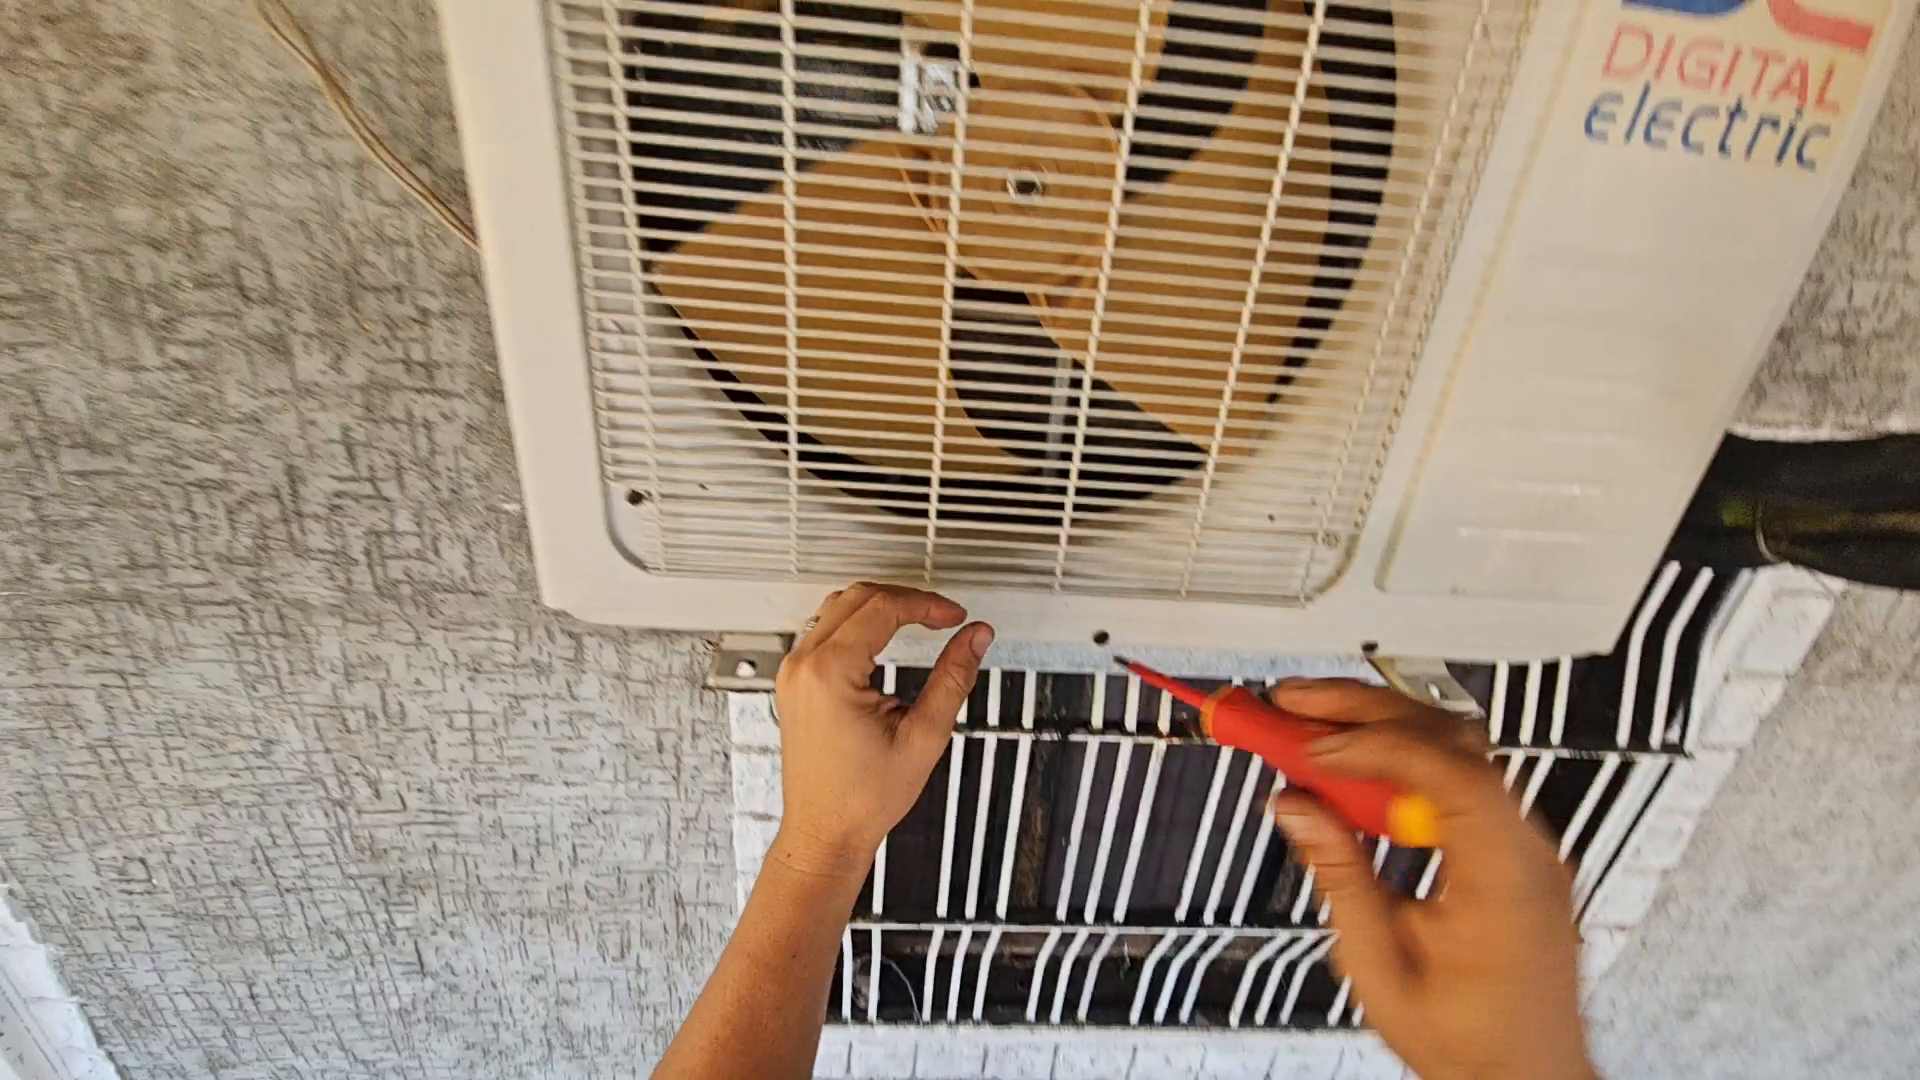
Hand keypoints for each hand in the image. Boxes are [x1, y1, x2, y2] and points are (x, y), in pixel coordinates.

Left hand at [771, 583, 993, 878]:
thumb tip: (976, 637)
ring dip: (881, 605)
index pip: (883, 608)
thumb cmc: (862, 799)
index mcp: (830, 673)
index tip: (954, 616)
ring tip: (919, 621)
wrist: (824, 833)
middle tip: (942, 616)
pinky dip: (858, 622)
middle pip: (859, 596)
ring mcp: (794, 671)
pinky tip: (885, 637)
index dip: (926, 604)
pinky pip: (825, 628)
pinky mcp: (794, 681)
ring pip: (838, 606)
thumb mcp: (924, 737)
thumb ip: (953, 678)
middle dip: (906, 599)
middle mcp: (804, 665)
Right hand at [1267, 679, 1594, 1079]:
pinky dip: (1384, 752)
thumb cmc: (1470, 1042)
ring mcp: (1514, 840)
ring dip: (1370, 721)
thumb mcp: (1382, 966)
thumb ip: (1339, 876)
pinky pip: (1442, 771)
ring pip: (1446, 743)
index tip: (1311, 749)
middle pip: (1445, 737)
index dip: (1373, 746)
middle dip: (1358, 708)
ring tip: (1303, 719)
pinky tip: (1341, 760)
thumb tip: (1297, 805)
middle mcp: (1522, 846)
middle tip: (1289, 701)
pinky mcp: (1495, 841)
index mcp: (1507, 880)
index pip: (1451, 774)